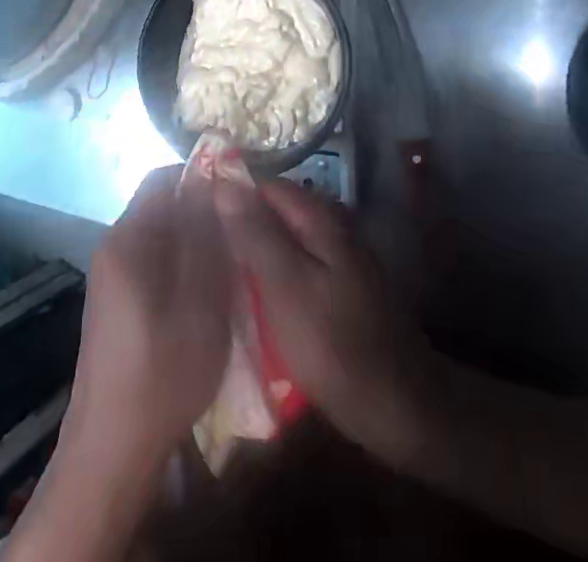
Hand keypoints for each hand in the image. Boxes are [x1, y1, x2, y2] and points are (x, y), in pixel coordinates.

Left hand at [67, 166, 231, 458]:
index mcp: (127, 239)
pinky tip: (207, 295)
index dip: (202, 177)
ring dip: (196, 242)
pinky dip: (182, 266)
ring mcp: (111, 276)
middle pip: (161, 207)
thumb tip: (210, 178)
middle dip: (203, 213)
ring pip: (161, 236)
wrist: (114, 443)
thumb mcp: (199, 300)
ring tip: (233, 265)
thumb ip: (204, 236)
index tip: (241, 194)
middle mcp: (112, 247)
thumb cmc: (164, 370)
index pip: (162, 178)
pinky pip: (153, 263)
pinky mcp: (116, 301)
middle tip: (243, 235)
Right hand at [211, 176, 439, 467]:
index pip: (265, 185)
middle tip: (198, 247)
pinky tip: (248, 293)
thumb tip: (225, 182)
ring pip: (283, 239)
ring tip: (214, 269)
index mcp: (321, 218)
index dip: (229, 193)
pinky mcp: (337, 288)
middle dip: (239, 222)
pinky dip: (270, 272)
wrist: (395, 405)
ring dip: (252, 250)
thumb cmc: (333, 344)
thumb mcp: (285, 285)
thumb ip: (256, 232)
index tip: (192, 215)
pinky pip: (294, 265)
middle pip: (276, 210)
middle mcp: (333, 228)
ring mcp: (338, 259)